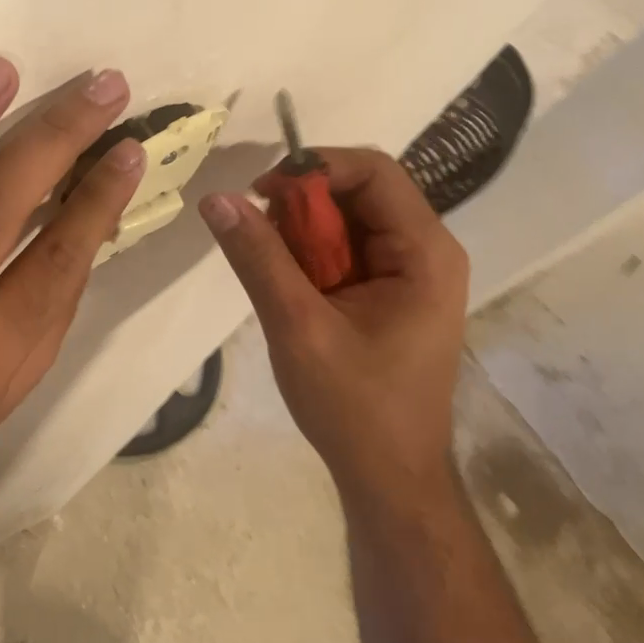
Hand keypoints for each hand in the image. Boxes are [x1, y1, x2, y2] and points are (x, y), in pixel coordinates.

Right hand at [198, 148, 468, 502]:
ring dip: (302, 232)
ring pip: (349, 222)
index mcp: (425, 253)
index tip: (260, 191)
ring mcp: (411, 275)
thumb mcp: (297, 326)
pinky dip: (310, 257)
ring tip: (268, 266)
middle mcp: (427, 253)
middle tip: (255, 233)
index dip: (314, 168)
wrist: (389, 474)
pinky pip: (347, 252)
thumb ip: (258, 258)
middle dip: (302, 203)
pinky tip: (286, 285)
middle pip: (361, 193)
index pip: (374, 172)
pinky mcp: (391, 296)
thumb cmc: (353, 405)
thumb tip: (216, 199)